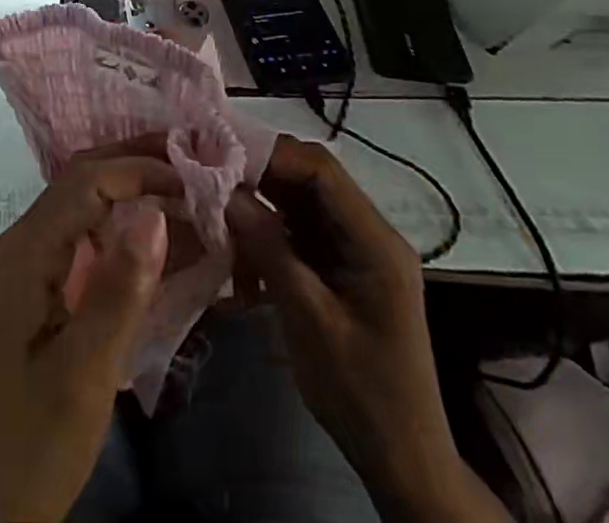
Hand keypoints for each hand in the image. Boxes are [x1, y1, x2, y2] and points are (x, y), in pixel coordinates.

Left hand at [0, 145, 177, 522]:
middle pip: (84, 178)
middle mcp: (27, 242)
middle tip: (199, 163)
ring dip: (138, 188)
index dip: (143, 170)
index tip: (199, 181)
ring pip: (89, 202)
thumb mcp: (83, 371)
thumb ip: (119, 290)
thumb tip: (155, 212)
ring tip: (193, 192)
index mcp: (28, 252)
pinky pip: (92, 234)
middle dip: (140, 163)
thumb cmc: (37, 437)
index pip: (87, 181)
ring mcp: (36, 262)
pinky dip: (131, 224)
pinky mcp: (49, 284)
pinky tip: (169, 237)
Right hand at [226, 136, 509, 522]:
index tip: (218, 156)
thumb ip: (271, 252)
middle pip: (312, 181)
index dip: (271, 155)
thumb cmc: (360, 391)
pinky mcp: (340, 268)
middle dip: (259, 175)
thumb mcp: (310, 321)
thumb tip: (227, 193)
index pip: (322, 172)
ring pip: (301, 204)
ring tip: (215, 212)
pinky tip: (238, 254)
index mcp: (375, 242)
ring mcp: (354, 250)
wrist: (401, 453)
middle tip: (207, 177)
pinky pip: (300, 233)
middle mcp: (369, 234)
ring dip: (260, 206)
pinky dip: (267, 236)